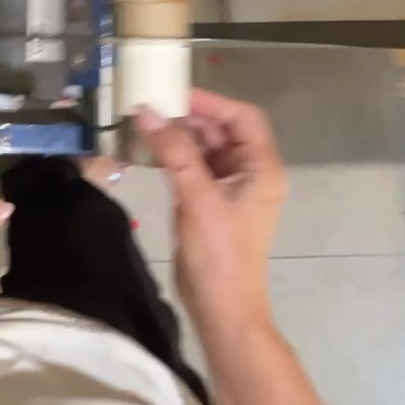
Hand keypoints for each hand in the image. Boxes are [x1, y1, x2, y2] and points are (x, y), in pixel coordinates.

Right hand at [137, 89, 287, 330]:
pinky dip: (171, 155)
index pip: (242, 117)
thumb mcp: (198, 197)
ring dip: (176, 135)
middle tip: (150, 107)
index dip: (210, 102)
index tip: (173, 95)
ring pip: (202, 146)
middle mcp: (248, 172)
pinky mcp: (208, 201)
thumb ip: (173, 151)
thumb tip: (146, 110)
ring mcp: (227, 187)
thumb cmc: (221, 253)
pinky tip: (146, 149)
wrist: (221, 309)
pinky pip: (190, 166)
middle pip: (220, 129)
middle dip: (187, 117)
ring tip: (143, 125)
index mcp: (261, 168)